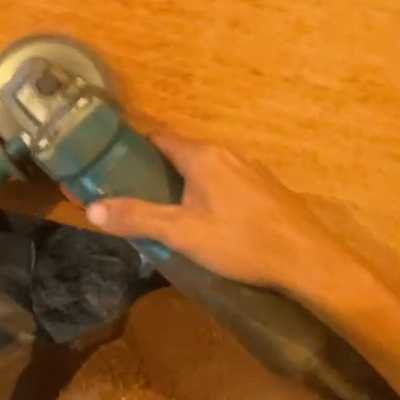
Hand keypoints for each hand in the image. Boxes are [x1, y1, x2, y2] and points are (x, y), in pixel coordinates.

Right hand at [85, 133, 378, 307]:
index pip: (157, 137)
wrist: (309, 262)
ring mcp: (249, 169)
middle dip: (154, 169)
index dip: (132, 149)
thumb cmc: (241, 242)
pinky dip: (206, 190)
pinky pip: (224, 180)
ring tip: (163, 209)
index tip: (111, 166)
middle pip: (179, 151)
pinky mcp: (265, 188)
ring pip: (204, 167)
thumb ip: (137, 218)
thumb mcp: (182, 234)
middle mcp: (225, 153)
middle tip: (132, 194)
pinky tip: (205, 219)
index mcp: (201, 155)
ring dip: (181, 181)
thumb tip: (90, 210)